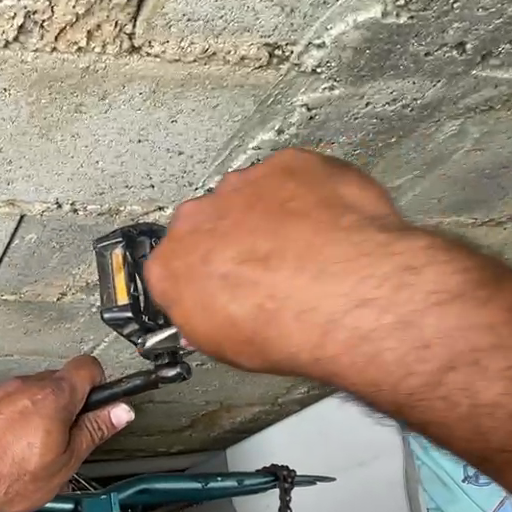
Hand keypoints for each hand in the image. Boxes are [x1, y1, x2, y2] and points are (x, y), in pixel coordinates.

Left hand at [0, 356, 134, 511]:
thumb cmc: (7, 477)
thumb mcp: (65, 461)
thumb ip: (94, 430)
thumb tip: (120, 411)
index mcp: (54, 395)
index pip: (88, 366)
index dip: (99, 384)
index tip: (99, 405)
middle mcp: (25, 385)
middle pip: (59, 380)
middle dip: (68, 404)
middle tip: (67, 437)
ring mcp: (0, 391)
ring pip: (32, 392)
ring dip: (40, 412)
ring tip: (34, 447)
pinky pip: (9, 402)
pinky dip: (16, 417)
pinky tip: (11, 446)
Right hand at [145, 148, 455, 378]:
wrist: (342, 295)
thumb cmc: (283, 323)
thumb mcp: (225, 346)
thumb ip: (207, 319)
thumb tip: (217, 318)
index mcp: (169, 265)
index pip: (173, 267)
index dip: (200, 278)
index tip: (219, 287)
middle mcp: (196, 220)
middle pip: (207, 224)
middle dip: (231, 241)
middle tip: (264, 269)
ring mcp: (241, 188)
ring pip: (248, 196)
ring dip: (268, 215)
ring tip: (302, 247)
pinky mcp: (287, 165)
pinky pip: (293, 175)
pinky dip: (308, 193)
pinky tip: (325, 223)